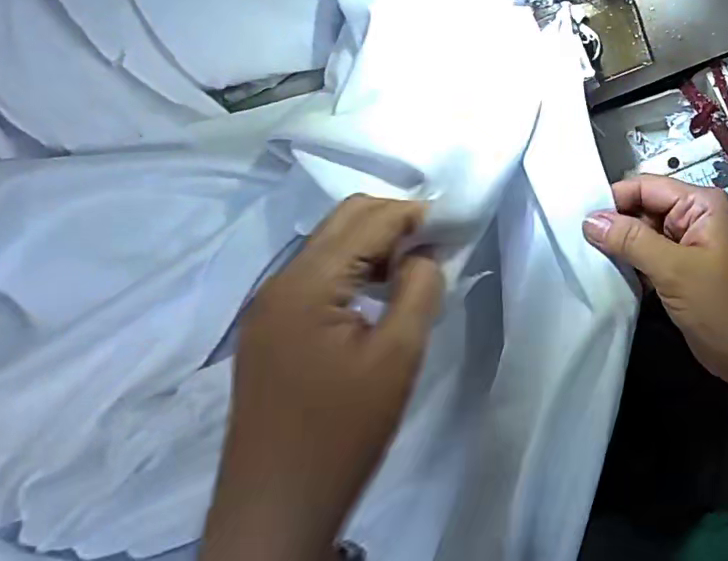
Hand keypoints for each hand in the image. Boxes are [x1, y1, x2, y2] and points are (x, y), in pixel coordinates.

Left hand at [202, 194, 443, 560]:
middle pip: (345, 219)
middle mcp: (279, 283)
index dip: (417, 215)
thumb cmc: (342, 430)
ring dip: (376, 243)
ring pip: (331, 243)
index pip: (369, 220)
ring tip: (416, 267)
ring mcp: (269, 307)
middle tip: (438, 244)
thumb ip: (419, 288)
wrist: (275, 511)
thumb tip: (426, 253)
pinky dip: (356, 268)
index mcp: (306, 284)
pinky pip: (320, 274)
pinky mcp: (271, 330)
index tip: (457, 226)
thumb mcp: (398, 355)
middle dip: (396, 220)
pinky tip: (382, 293)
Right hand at [583, 174, 727, 386]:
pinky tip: (608, 276)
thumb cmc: (723, 308)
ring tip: (586, 259)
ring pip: (643, 234)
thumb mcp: (674, 270)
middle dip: (614, 224)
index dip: (615, 199)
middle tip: (576, 243)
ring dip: (619, 247)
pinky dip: (630, 265)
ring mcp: (689, 244)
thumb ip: (631, 241)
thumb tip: (591, 220)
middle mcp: (695, 216)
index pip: (648, 186)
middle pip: (643, 208)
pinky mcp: (681, 269)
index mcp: (702, 204)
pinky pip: (648, 256)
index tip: (578, 218)